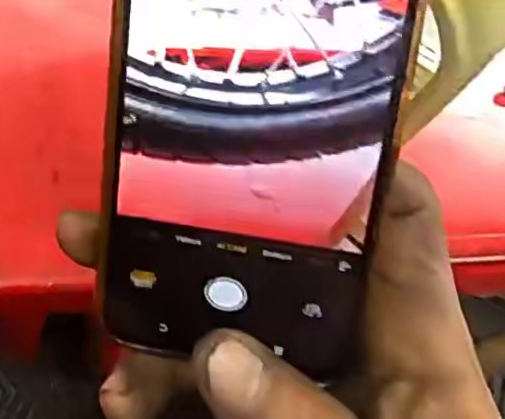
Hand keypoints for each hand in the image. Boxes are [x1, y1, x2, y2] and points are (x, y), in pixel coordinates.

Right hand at [55, 164, 497, 418]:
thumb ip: (307, 418)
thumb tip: (215, 354)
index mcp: (409, 331)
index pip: (401, 217)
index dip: (361, 155)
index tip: (297, 115)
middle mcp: (346, 329)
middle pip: (270, 248)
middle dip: (190, 220)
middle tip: (121, 197)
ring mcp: (296, 368)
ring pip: (220, 308)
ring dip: (152, 304)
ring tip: (95, 297)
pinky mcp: (259, 403)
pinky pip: (201, 376)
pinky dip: (156, 381)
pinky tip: (120, 397)